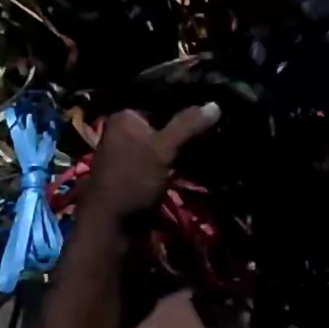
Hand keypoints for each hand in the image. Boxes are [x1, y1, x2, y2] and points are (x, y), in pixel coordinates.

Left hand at [81, 104, 219, 222]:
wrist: (112, 225)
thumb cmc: (132, 181)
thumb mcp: (162, 150)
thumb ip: (187, 125)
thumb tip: (215, 104)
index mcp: (124, 117)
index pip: (161, 101)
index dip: (186, 105)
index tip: (212, 110)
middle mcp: (124, 131)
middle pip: (164, 123)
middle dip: (187, 129)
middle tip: (216, 128)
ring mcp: (130, 154)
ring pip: (165, 143)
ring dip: (184, 146)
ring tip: (212, 142)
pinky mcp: (138, 173)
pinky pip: (163, 160)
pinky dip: (177, 161)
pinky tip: (197, 160)